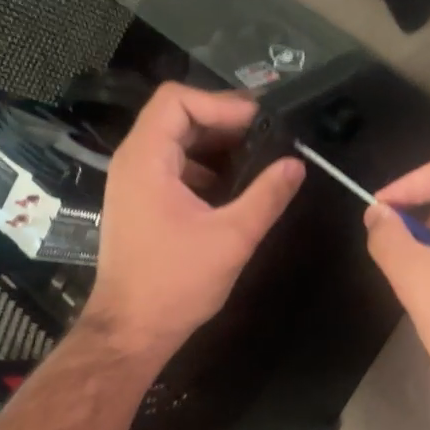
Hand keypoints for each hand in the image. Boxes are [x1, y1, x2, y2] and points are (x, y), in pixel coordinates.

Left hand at [86, 83, 303, 360]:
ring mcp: (135, 183)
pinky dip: (207, 170)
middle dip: (225, 123)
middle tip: (269, 140)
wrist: (133, 329)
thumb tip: (296, 165)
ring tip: (260, 163)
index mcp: (146, 160)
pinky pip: (175, 168)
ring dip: (218, 147)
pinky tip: (237, 191)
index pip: (177, 100)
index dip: (221, 104)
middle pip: (177, 117)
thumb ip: (267, 196)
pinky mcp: (142, 203)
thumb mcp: (233, 237)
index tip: (261, 124)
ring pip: (178, 143)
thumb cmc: (177, 282)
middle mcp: (134, 162)